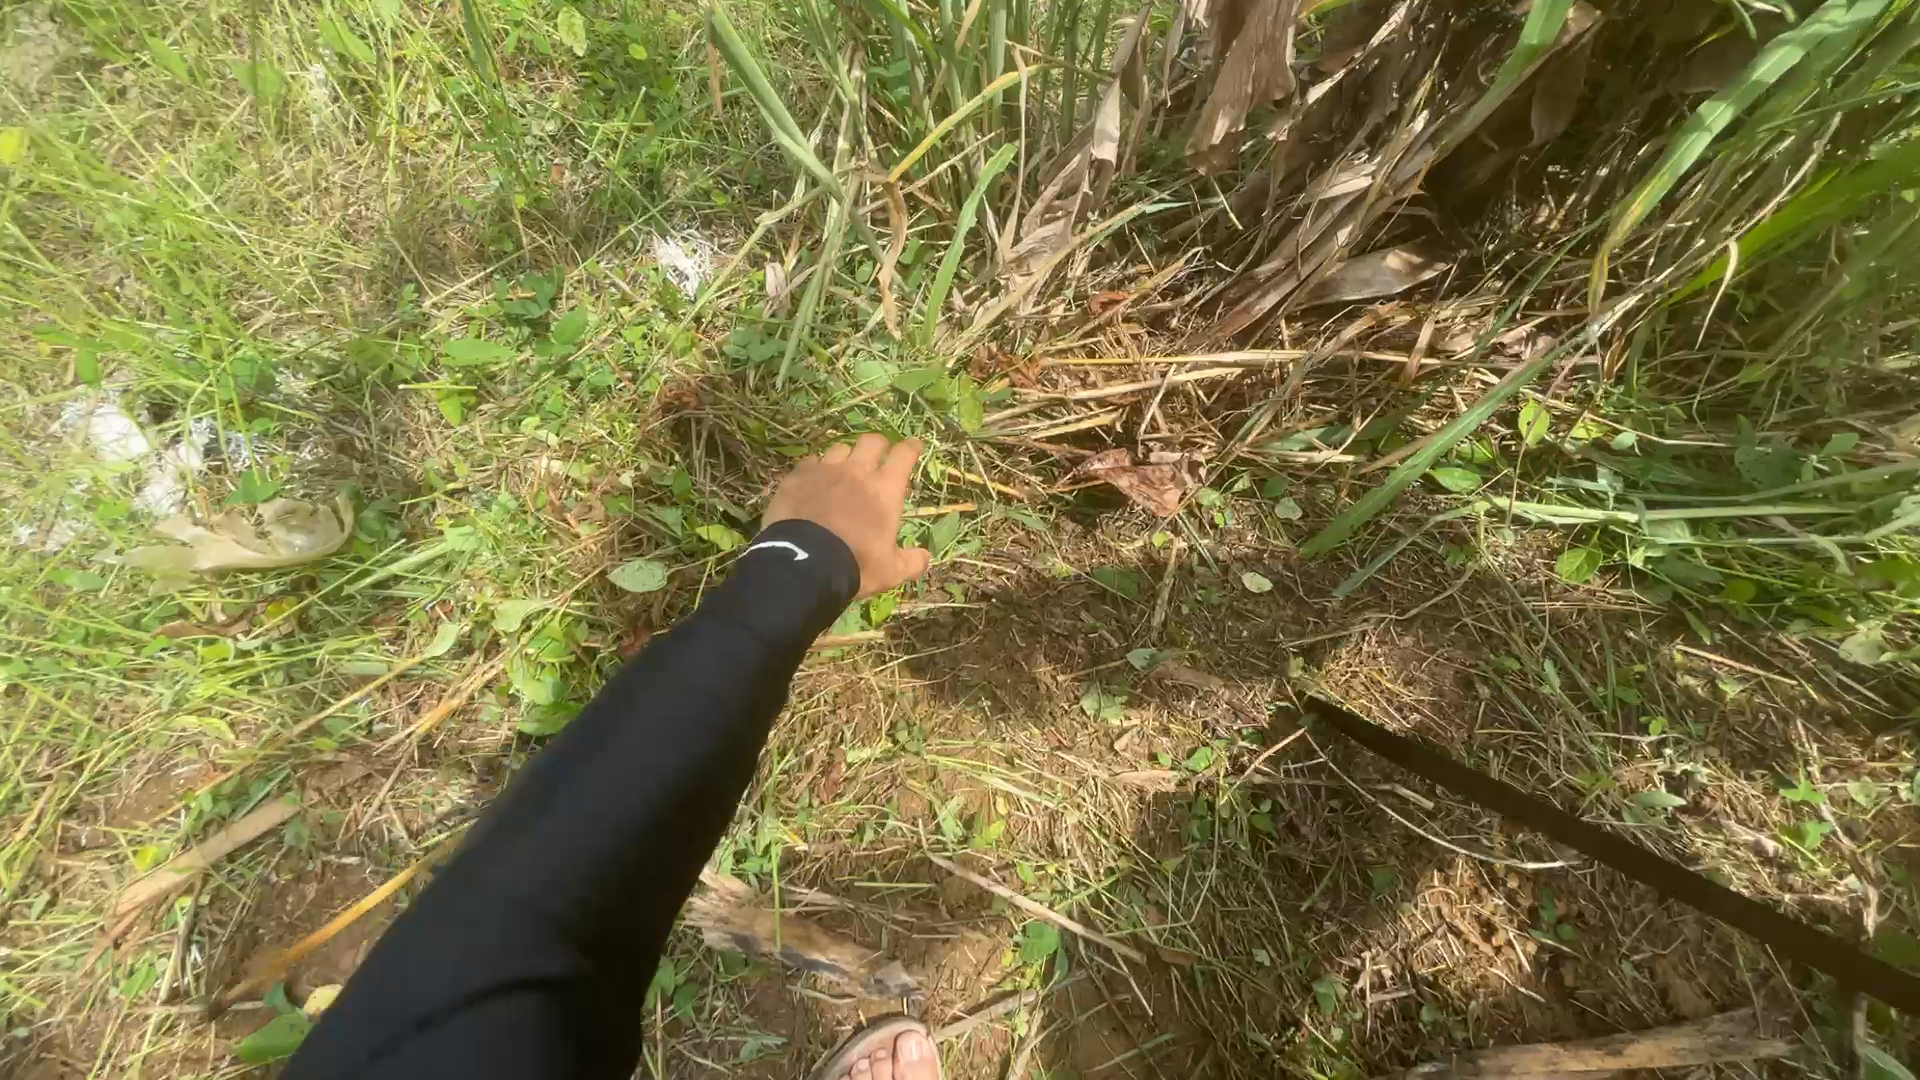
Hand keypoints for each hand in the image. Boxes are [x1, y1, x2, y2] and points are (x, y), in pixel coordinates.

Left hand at [763, 434, 930, 599]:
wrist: (804, 565)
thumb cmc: (855, 565)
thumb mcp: (890, 571)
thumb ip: (911, 562)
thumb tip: (926, 557)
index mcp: (885, 490)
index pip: (904, 456)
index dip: (911, 448)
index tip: (914, 445)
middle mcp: (857, 472)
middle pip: (871, 442)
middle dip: (879, 444)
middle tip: (880, 453)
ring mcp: (825, 471)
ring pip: (839, 449)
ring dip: (846, 456)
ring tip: (844, 468)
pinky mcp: (797, 477)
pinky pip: (810, 462)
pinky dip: (815, 469)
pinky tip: (813, 480)